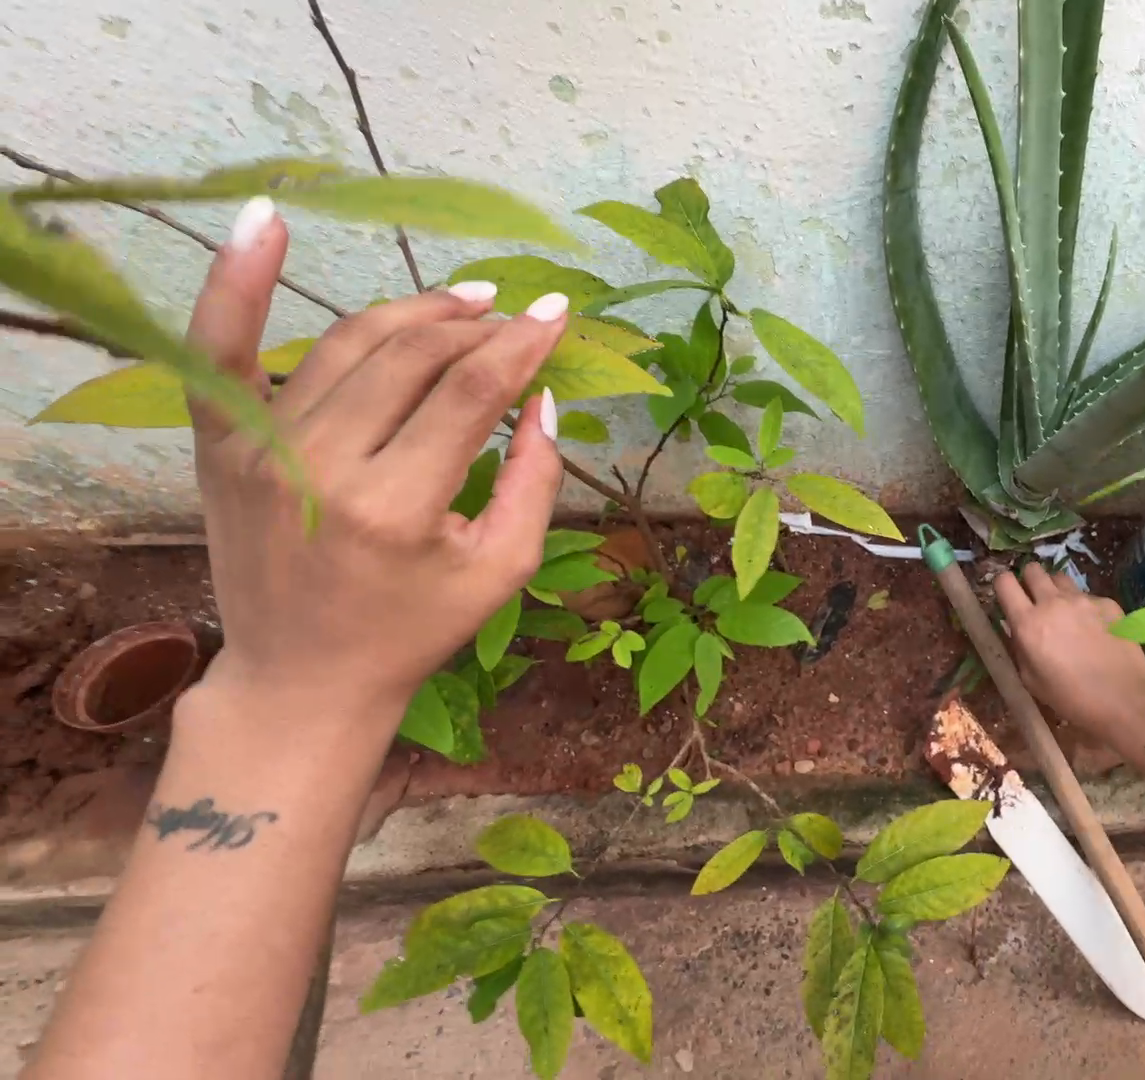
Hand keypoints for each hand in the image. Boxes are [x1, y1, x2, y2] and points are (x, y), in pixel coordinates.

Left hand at [182, 196, 566, 731]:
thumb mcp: (506, 568)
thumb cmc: (420, 627)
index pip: (471, 393)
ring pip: (347, 342)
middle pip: (414, 357)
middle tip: (520, 315)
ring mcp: (256, 447)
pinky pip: (220, 345)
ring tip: (466, 299)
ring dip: (414, 310)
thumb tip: (544, 399)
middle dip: (479, 327)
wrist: (305, 673)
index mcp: (398, 507)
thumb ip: (537, 481)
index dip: (521, 346)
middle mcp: (320, 465)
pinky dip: (238, 278)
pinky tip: (267, 219)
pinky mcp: (218, 443)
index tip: (557, 313)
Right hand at [993, 563, 1144, 756]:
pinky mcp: (1107, 602)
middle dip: (1030, 581)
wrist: (1124, 698)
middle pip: (1033, 569)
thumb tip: (1016, 630)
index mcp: (1028, 623)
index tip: (1009, 598)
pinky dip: (1085, 607)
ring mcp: (1083, 599)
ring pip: (1060, 578)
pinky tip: (1095, 630)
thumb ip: (1019, 648)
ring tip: (1065, 613)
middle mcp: (1053, 603)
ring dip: (1057, 590)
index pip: (1004, 582)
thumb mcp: (1031, 680)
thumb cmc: (1071, 698)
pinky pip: (1088, 596)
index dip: (1004, 587)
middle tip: (1036, 602)